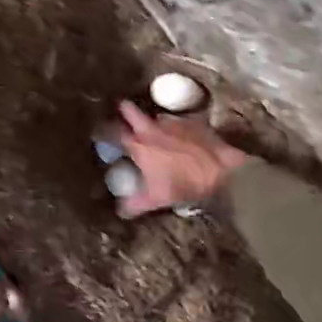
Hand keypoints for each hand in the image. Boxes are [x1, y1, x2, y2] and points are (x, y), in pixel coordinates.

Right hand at [114, 100, 247, 218]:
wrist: (222, 170)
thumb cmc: (185, 184)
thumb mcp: (157, 199)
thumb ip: (135, 204)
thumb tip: (120, 211)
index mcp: (138, 145)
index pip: (112, 131)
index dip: (103, 130)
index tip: (99, 131)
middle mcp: (151, 128)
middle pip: (129, 110)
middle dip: (123, 110)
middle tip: (121, 115)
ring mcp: (172, 121)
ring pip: (154, 116)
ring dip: (152, 122)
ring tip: (154, 132)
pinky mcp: (191, 120)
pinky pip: (176, 121)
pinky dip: (174, 128)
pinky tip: (180, 138)